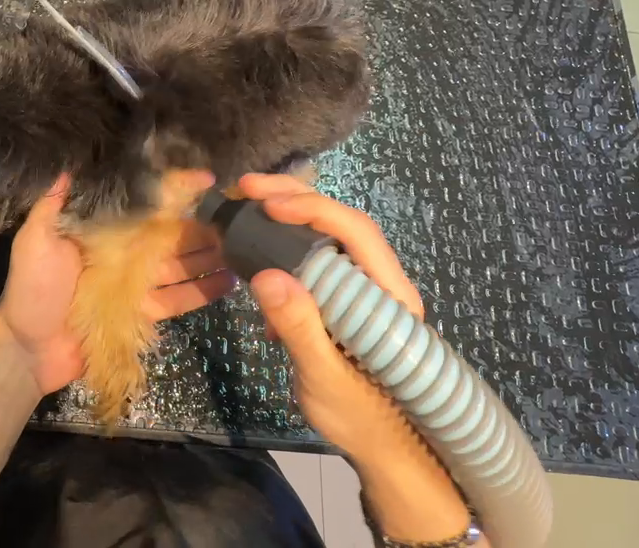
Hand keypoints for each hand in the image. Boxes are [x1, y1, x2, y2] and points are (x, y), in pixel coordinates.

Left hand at [0, 173, 235, 395]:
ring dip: (206, 255)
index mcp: (99, 231)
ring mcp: (132, 283)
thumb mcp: (35, 240)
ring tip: (239, 245)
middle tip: (232, 215)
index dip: (170, 190)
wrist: (27, 349)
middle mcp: (120, 252)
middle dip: (198, 223)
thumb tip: (66, 163)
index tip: (205, 178)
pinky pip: (175, 299)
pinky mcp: (140, 313)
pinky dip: (201, 291)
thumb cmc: (32, 290)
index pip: (139, 204)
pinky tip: (228, 281)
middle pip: (166, 233)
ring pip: (177, 264)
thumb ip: (52, 204)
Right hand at [240, 174, 469, 542]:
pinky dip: (286, 238)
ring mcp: (363, 286)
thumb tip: (266, 275)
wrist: (385, 450)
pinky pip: (317, 253)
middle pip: (340, 221)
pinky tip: (259, 245)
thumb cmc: (362, 418)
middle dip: (294, 197)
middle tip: (247, 187)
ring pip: (327, 232)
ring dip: (288, 212)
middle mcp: (381, 280)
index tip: (269, 205)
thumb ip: (301, 329)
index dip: (313, 210)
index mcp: (390, 296)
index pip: (355, 232)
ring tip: (248, 202)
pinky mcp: (344, 296)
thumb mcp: (326, 379)